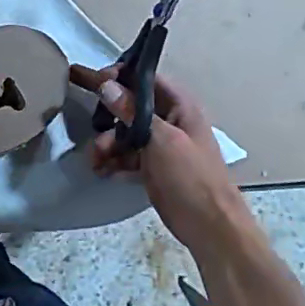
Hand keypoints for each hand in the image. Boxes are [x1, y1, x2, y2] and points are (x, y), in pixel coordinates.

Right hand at [69, 63, 251, 255]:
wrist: (211, 227)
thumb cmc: (191, 176)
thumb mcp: (161, 140)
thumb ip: (133, 112)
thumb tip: (107, 85)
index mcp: (181, 106)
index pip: (147, 79)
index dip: (122, 78)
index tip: (98, 83)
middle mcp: (171, 121)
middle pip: (133, 107)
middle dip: (110, 116)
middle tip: (94, 127)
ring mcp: (162, 146)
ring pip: (128, 134)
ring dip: (108, 143)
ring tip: (95, 159)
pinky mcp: (154, 168)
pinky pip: (129, 157)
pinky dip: (115, 161)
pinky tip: (102, 171)